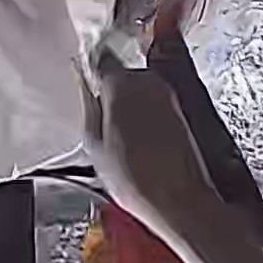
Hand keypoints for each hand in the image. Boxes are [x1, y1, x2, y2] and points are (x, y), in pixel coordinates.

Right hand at [82, 0, 224, 239]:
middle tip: (100, 115)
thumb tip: (82, 81)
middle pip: (121, 72)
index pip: (101, 58)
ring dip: (128, 100)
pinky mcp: (179, 110)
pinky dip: (143, 112)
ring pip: (138, 86)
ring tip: (120, 133)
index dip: (90, 68)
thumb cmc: (134, 178)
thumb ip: (88, 104)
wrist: (181, 203)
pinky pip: (152, 101)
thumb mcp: (94, 143)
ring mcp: (166, 94)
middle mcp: (146, 80)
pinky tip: (138, 139)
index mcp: (120, 83)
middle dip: (110, 88)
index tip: (84, 77)